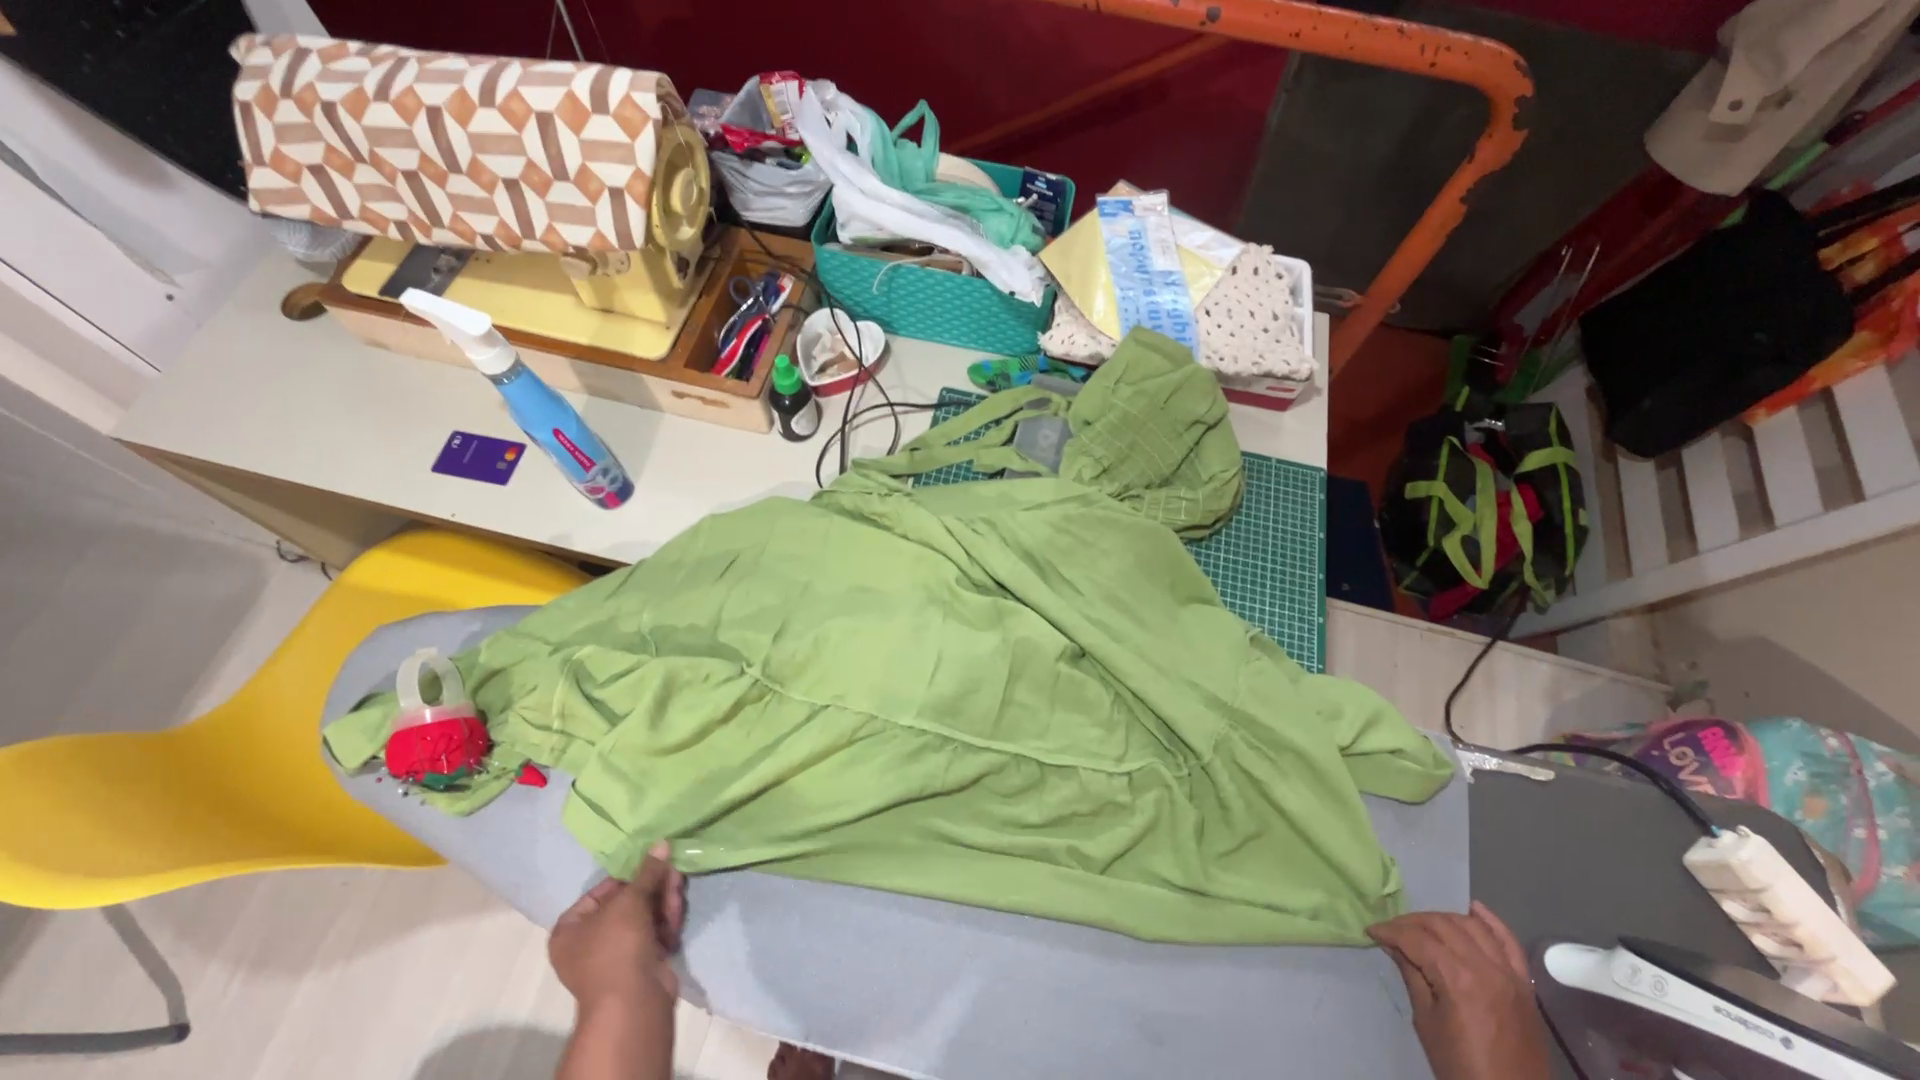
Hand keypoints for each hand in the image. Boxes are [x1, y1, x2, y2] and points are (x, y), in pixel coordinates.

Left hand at [550, 840, 686, 1015]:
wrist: (632, 1002)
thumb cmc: (616, 947)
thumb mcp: (630, 901)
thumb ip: (647, 872)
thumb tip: (662, 842)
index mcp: (569, 930)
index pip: (601, 891)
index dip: (629, 877)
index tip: (653, 866)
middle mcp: (587, 943)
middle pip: (627, 904)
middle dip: (654, 890)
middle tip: (674, 878)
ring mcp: (614, 957)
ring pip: (643, 918)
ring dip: (663, 905)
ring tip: (678, 899)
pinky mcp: (639, 965)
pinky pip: (652, 935)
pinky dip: (665, 925)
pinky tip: (676, 919)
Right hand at [1368, 900, 1552, 1079]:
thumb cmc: (1461, 1067)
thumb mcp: (1427, 1023)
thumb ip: (1413, 977)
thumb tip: (1395, 947)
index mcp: (1458, 980)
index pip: (1417, 939)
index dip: (1390, 931)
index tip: (1371, 931)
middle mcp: (1486, 967)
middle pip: (1443, 926)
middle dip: (1412, 922)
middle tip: (1392, 931)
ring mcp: (1510, 973)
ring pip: (1472, 926)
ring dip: (1443, 919)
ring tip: (1423, 927)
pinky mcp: (1524, 983)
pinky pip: (1509, 941)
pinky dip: (1491, 922)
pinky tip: (1473, 909)